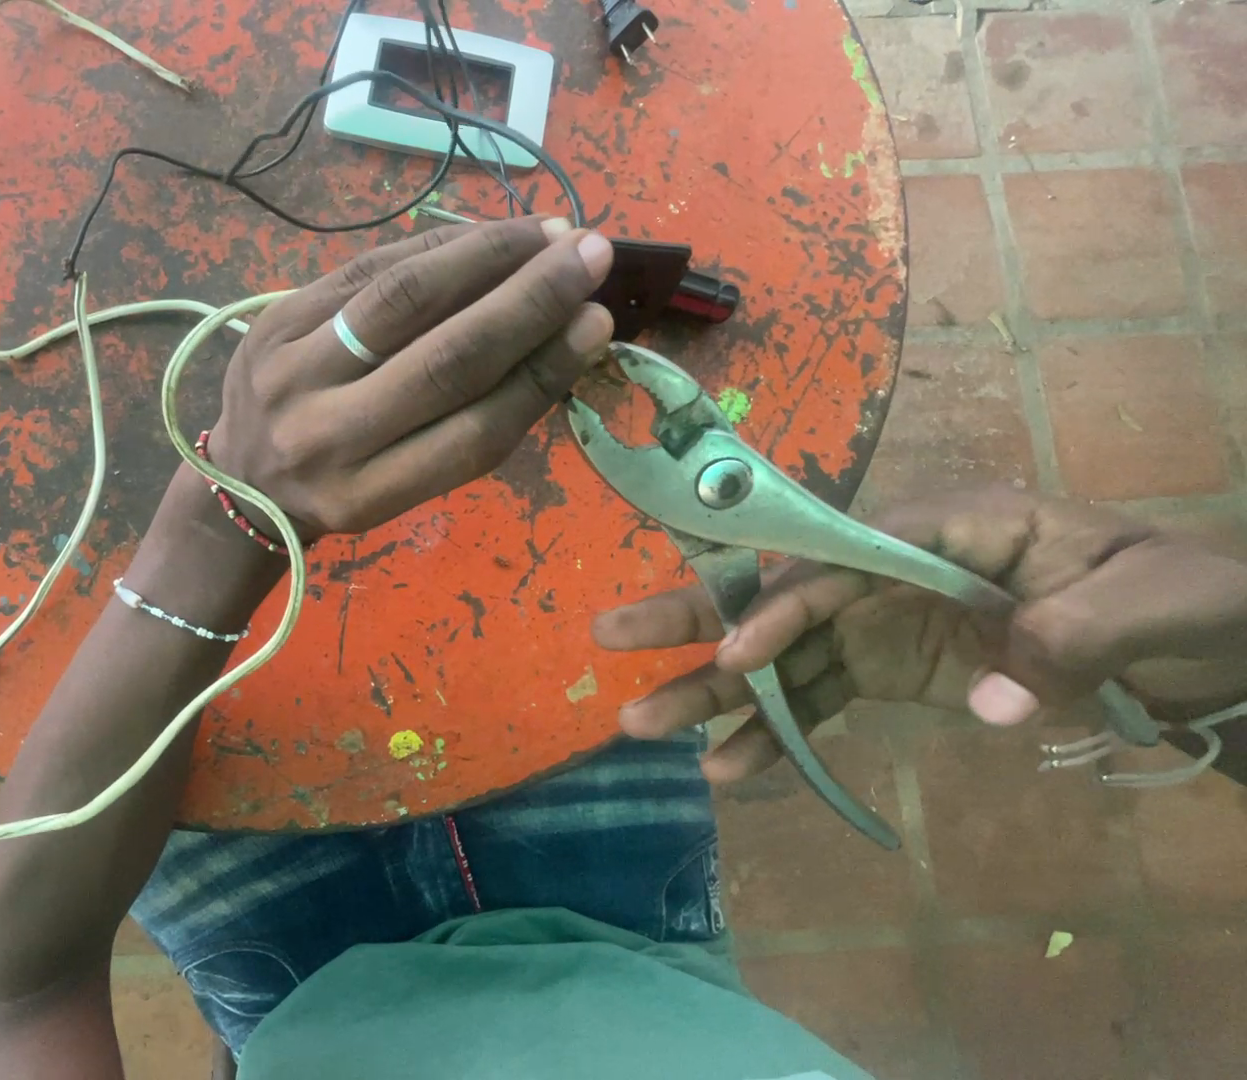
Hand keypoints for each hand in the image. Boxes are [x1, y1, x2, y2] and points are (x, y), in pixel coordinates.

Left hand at [204, 216, 615, 541]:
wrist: (242, 480)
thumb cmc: (341, 489)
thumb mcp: (402, 487)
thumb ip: (470, 427)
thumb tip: (562, 335)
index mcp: (365, 496)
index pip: (471, 432)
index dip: (542, 374)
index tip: (597, 324)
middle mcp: (324, 435)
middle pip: (443, 358)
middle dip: (527, 301)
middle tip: (591, 254)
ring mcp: (290, 372)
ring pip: (401, 297)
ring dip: (484, 256)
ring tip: (545, 232)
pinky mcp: (271, 322)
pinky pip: (364, 270)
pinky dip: (431, 248)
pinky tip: (481, 235)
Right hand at [590, 487, 1246, 781]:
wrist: (1209, 645)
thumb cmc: (1189, 599)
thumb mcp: (1160, 601)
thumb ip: (1071, 638)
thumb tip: (982, 701)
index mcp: (940, 529)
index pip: (838, 563)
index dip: (782, 607)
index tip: (737, 658)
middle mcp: (882, 573)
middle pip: (768, 593)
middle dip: (686, 617)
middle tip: (607, 634)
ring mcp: (873, 625)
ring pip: (773, 657)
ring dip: (707, 693)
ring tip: (638, 723)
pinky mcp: (877, 671)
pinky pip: (811, 705)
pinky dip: (770, 738)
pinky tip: (725, 768)